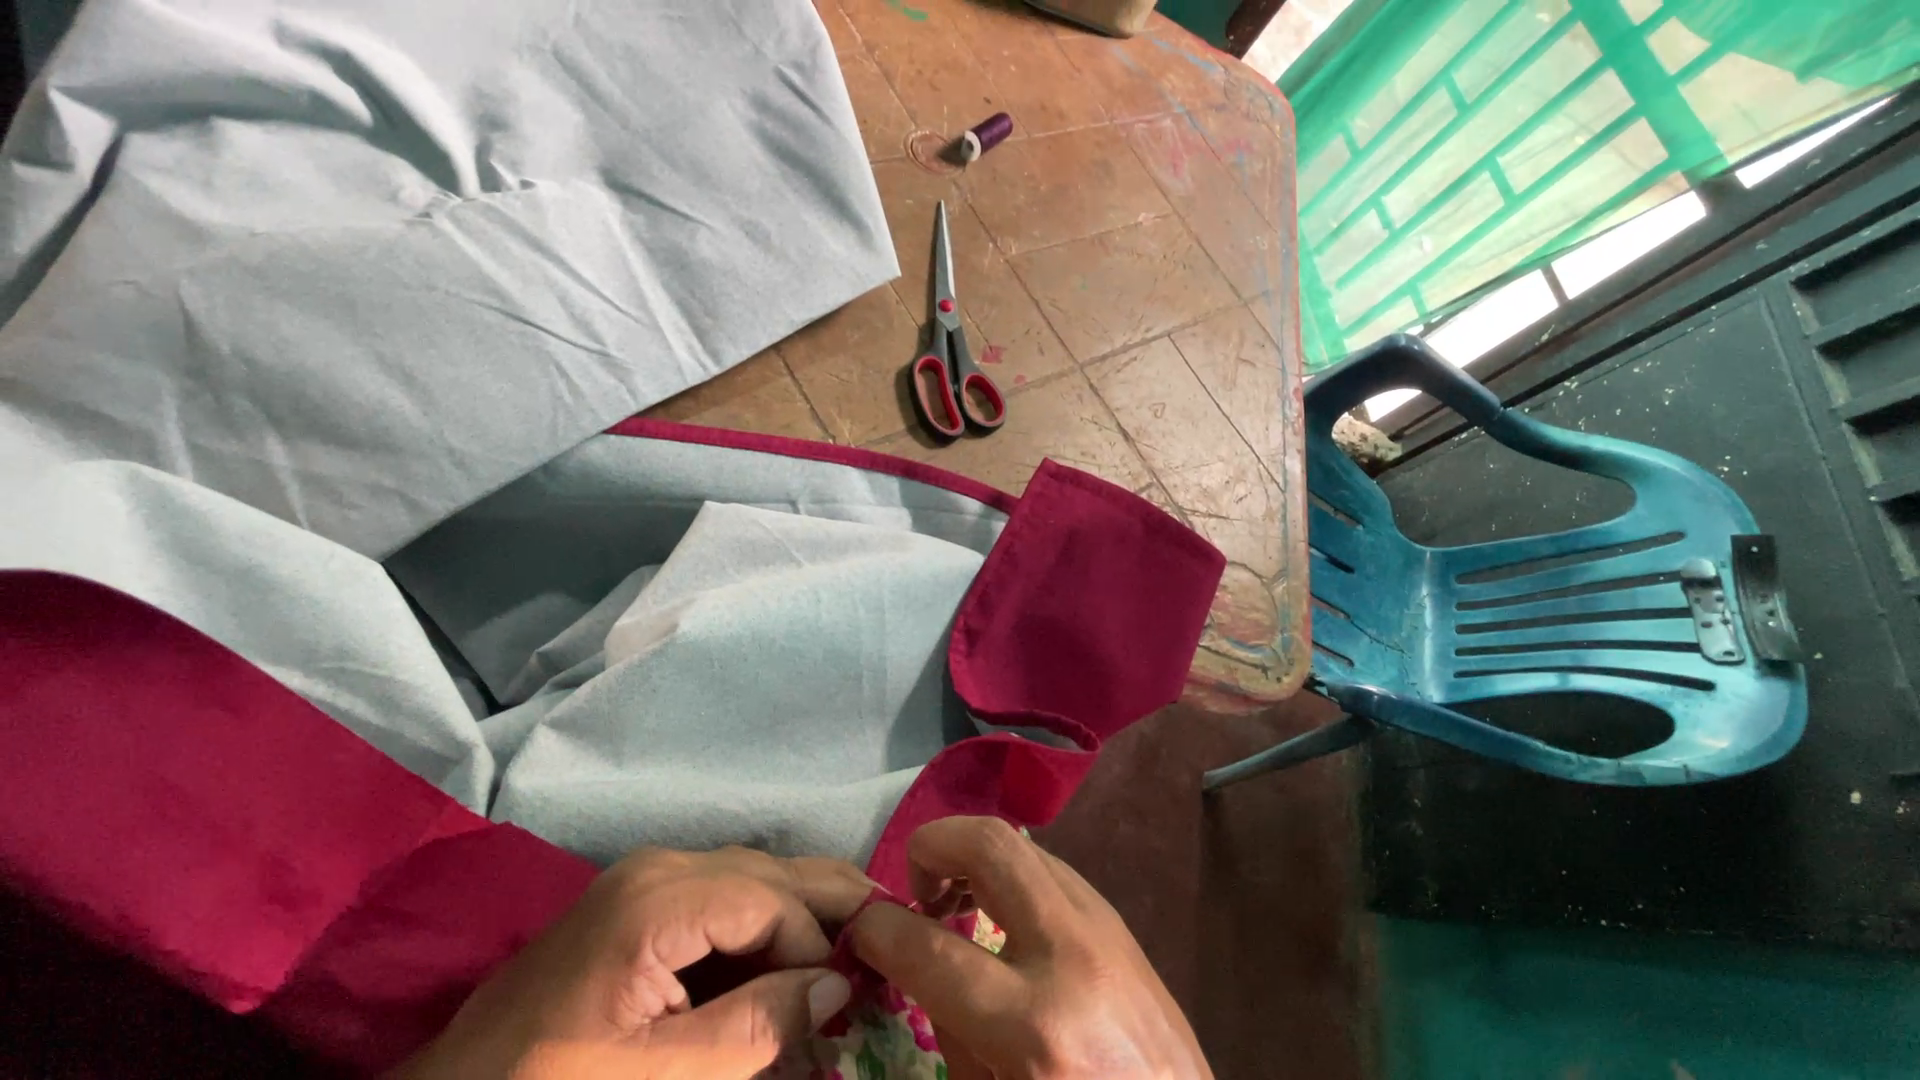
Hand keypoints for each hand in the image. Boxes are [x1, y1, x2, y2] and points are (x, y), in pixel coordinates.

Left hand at [393, 846, 872, 1079]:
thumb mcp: (660, 1076)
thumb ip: (756, 1027)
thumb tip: (838, 985)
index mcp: (660, 900)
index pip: (773, 898)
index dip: (817, 945)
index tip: (845, 999)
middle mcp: (660, 867)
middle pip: (771, 870)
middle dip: (831, 904)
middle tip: (886, 938)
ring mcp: (646, 878)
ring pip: (753, 875)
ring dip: (803, 910)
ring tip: (851, 944)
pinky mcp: (639, 901)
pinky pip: (723, 894)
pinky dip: (766, 921)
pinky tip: (790, 952)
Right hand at [849, 817, 1211, 1079]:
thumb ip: (949, 1029)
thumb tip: (917, 960)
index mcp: (1034, 1026)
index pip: (926, 947)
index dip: (876, 929)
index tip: (862, 930)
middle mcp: (1072, 956)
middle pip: (988, 845)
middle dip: (931, 848)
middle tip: (915, 894)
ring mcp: (1107, 929)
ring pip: (1021, 845)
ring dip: (972, 859)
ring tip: (953, 904)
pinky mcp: (1122, 923)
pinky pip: (1049, 869)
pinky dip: (1007, 877)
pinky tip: (999, 920)